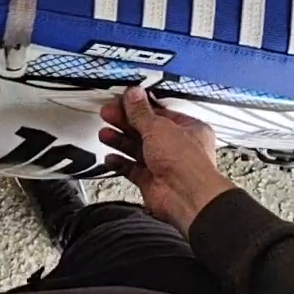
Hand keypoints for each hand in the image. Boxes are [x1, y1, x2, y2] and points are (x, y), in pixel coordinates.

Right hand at [99, 87, 234, 234]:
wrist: (186, 198)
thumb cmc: (187, 163)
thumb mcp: (159, 128)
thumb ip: (141, 112)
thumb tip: (133, 95)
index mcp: (188, 129)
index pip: (160, 112)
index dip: (140, 107)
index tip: (123, 101)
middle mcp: (177, 147)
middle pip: (146, 130)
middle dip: (125, 122)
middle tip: (109, 114)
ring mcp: (164, 165)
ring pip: (137, 149)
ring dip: (120, 141)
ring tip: (105, 134)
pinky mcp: (151, 181)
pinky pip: (132, 169)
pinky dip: (120, 163)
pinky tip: (111, 157)